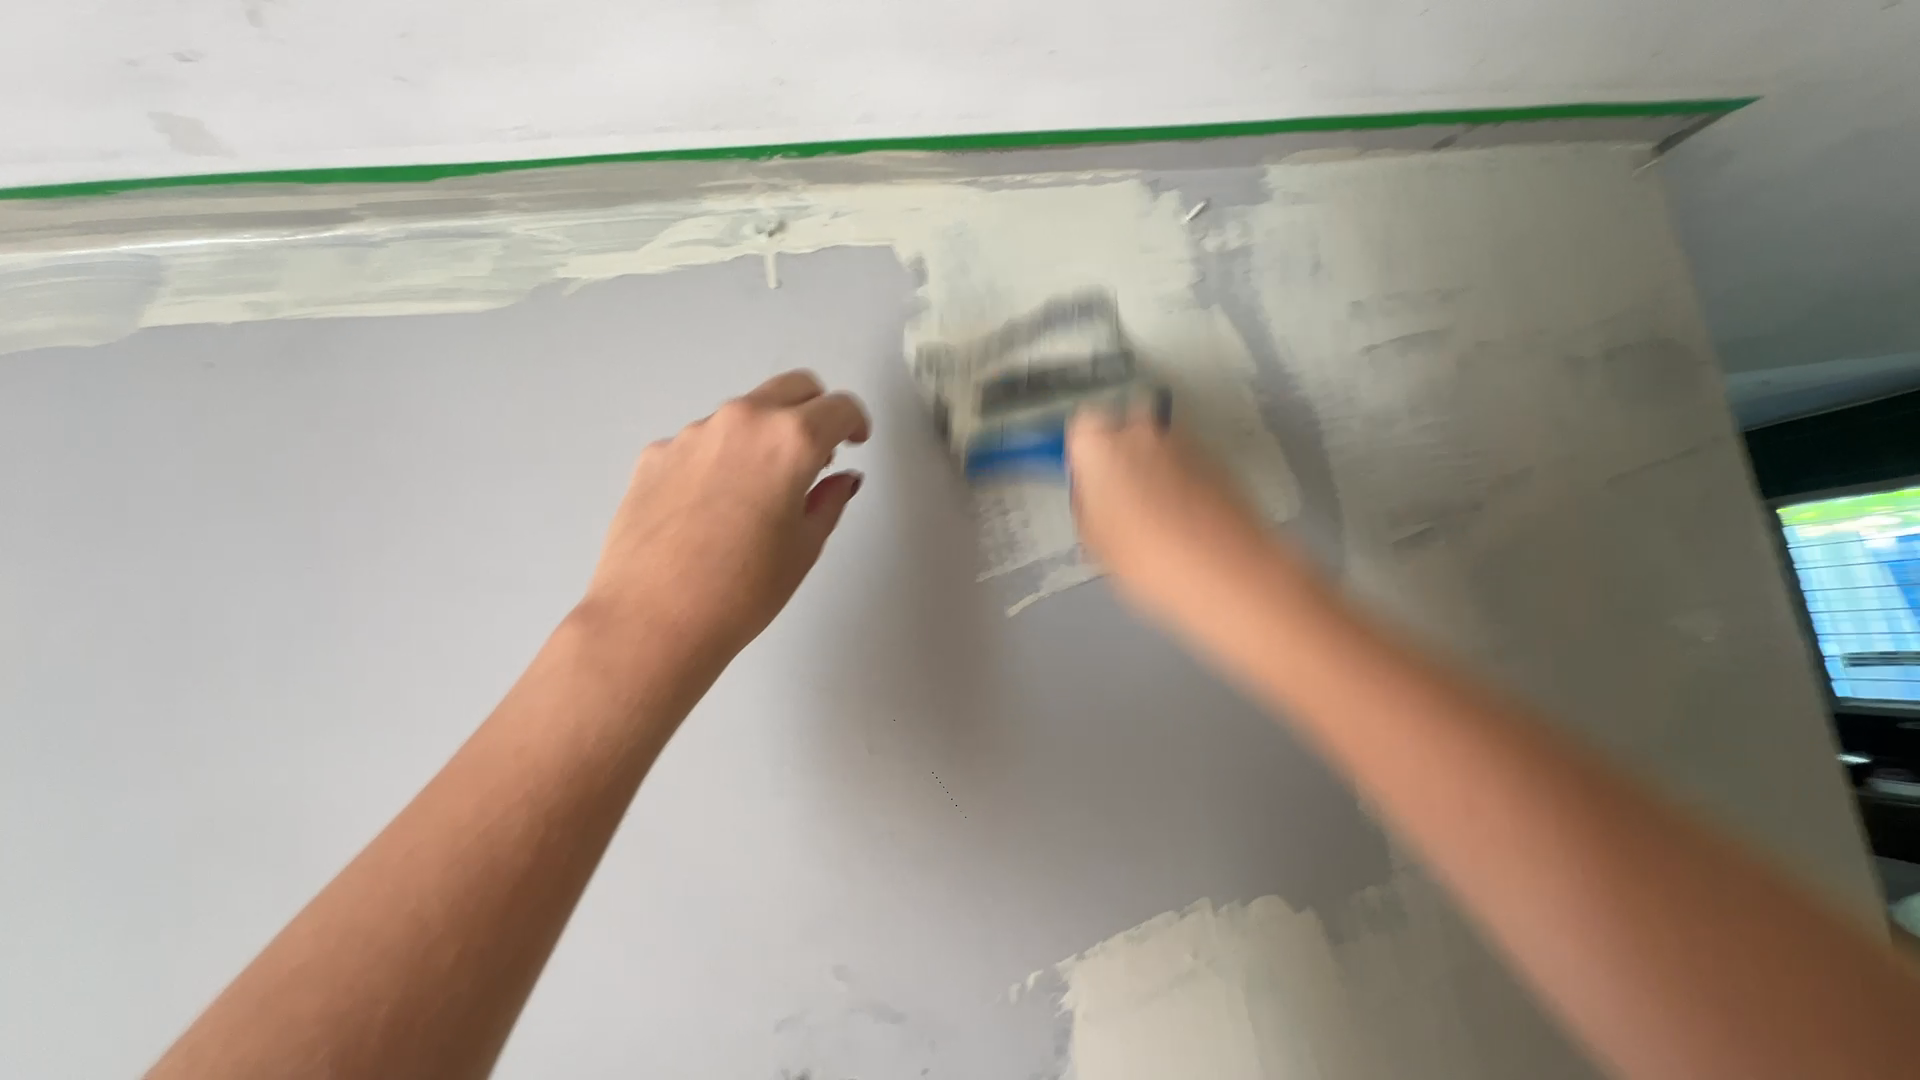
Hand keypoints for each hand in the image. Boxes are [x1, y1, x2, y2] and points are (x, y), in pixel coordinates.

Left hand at [581, 371, 869, 662]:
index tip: (855, 440)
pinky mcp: (655, 454)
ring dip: (763, 435)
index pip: (839, 407)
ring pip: (743, 414)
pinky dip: (720, 459)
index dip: (855, 423)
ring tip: (760, 490)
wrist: (652, 618)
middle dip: (814, 410)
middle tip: (818, 452)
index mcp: (790, 440)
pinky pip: (702, 442)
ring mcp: (693, 433)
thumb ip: (829, 500)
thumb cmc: (742, 591)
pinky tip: (713, 508)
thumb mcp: (805, 547)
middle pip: (792, 388)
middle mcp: (742, 422)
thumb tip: (839, 480)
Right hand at [1066, 405, 1273, 617]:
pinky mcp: (1219, 458)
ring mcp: (1186, 441)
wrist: (1228, 574)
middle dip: (1120, 455)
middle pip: (1123, 428)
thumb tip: (1089, 494)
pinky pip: (1188, 461)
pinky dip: (1183, 479)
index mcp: (1101, 445)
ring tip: (1154, 516)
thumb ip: (1086, 504)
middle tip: (1118, 498)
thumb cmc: (1152, 560)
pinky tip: (1183, 519)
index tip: (1085, 478)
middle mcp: (1143, 430)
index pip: (1080, 429)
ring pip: (1158, 444)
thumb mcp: (1095, 542)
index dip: (1083, 456)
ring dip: (1154, 467)